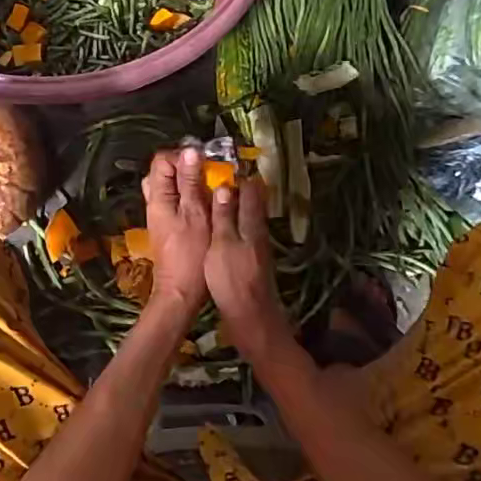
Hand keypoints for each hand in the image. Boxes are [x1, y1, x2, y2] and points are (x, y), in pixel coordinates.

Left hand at [142, 147, 210, 314]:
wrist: (181, 292)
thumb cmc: (191, 255)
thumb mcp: (196, 214)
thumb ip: (191, 183)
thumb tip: (190, 151)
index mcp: (158, 198)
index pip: (162, 161)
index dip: (183, 155)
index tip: (206, 160)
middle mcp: (155, 203)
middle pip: (164, 172)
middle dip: (186, 167)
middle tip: (209, 171)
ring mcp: (161, 216)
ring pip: (171, 187)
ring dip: (190, 182)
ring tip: (211, 186)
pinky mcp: (170, 227)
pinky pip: (177, 202)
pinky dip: (191, 197)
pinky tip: (208, 204)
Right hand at [204, 178, 289, 360]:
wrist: (250, 315)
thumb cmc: (232, 279)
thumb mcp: (222, 245)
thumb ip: (224, 217)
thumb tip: (224, 188)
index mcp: (251, 225)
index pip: (250, 194)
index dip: (242, 178)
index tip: (231, 165)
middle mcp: (258, 232)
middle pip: (254, 205)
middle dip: (245, 190)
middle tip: (231, 176)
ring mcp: (258, 248)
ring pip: (251, 218)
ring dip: (241, 205)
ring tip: (227, 195)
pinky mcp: (254, 261)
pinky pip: (247, 232)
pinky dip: (239, 222)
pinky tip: (230, 226)